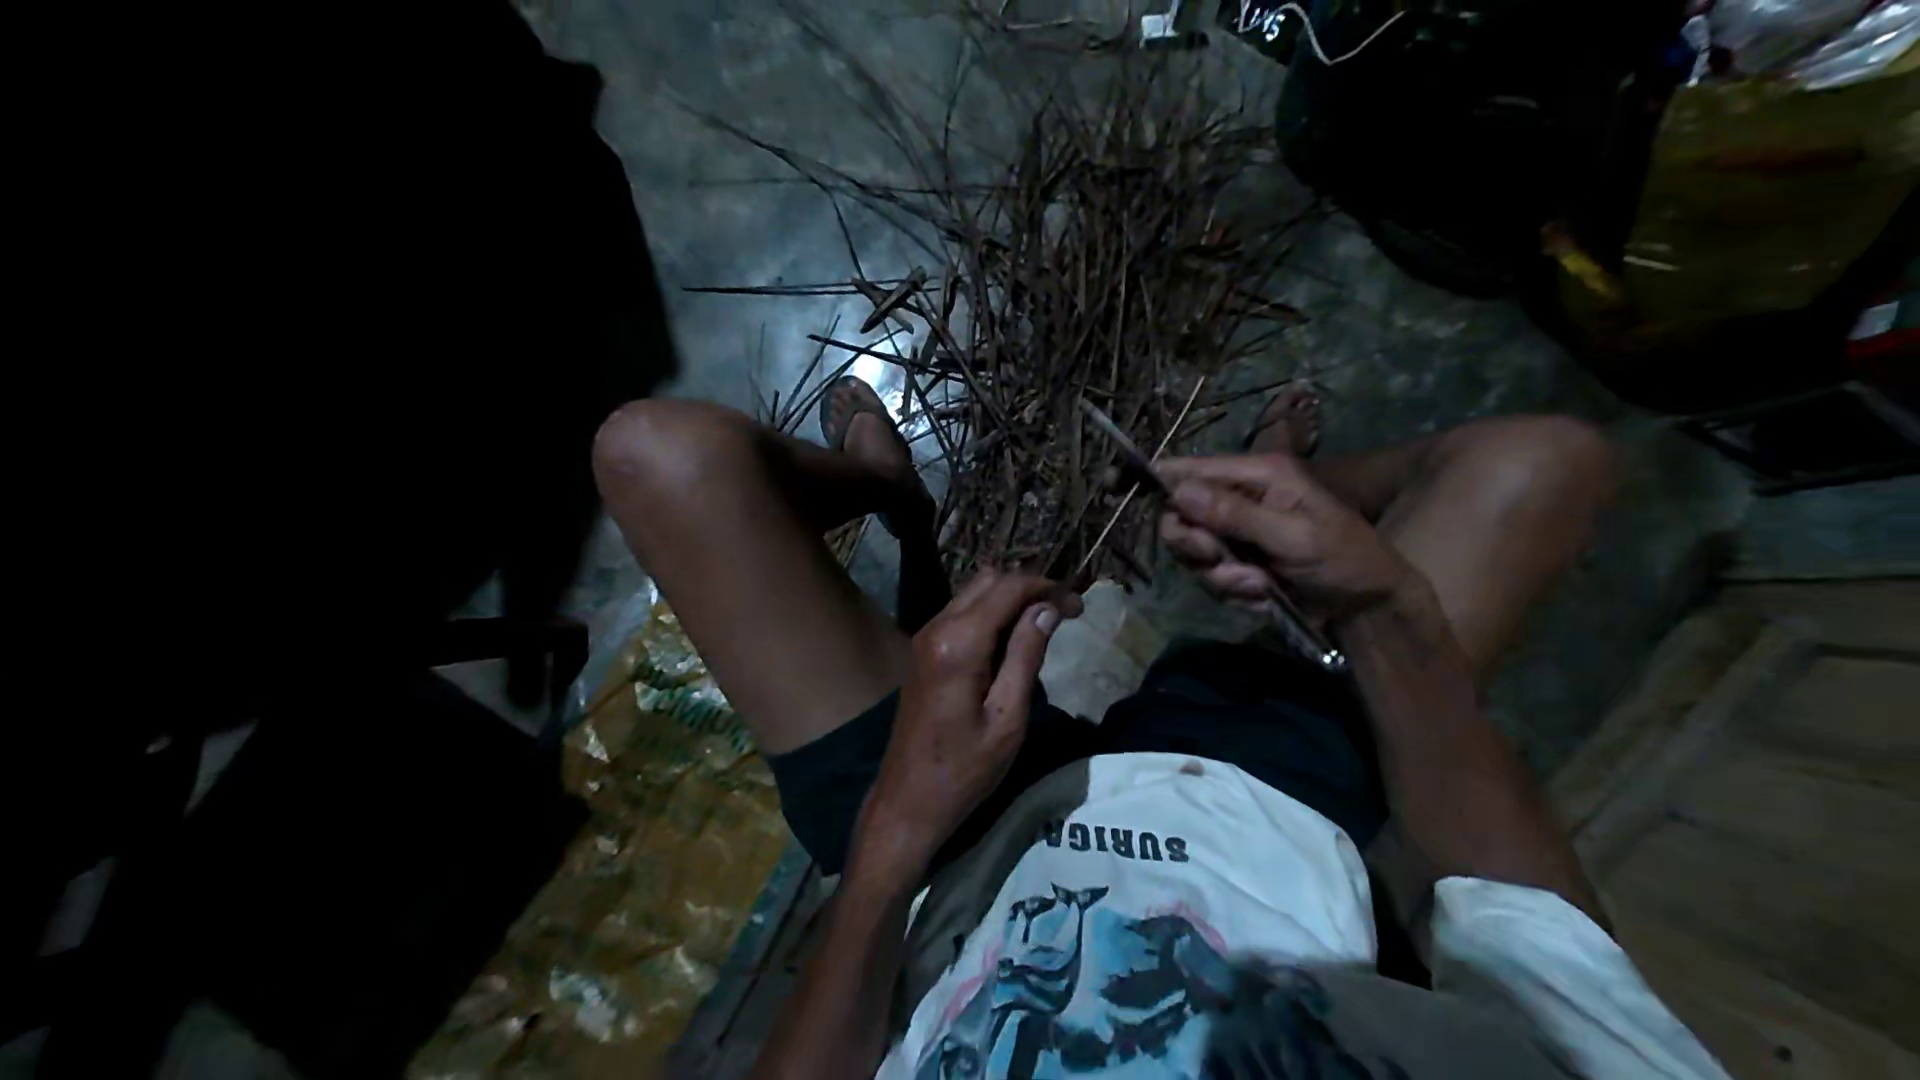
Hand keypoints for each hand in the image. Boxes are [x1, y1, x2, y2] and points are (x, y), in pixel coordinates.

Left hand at [855, 569, 1082, 872]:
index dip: (1046, 587)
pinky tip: (1015, 639)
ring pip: (974, 593)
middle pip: (989, 580)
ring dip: (1011, 598)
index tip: (1079, 606)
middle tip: (1066, 611)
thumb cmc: (964, 769)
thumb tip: (1047, 608)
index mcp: (958, 643)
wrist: (908, 798)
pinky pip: (962, 614)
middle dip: (1030, 587)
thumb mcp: (1007, 718)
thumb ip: (1026, 656)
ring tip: (1047, 622)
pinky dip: (992, 613)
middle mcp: (937, 628)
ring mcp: (925, 637)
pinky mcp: (924, 650)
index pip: (1007, 588)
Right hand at [1156, 454, 1422, 622]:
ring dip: (1220, 575)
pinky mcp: (1234, 563)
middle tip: (1219, 561)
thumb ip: (1235, 514)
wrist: (1367, 608)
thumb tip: (1179, 492)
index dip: (1153, 478)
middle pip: (1178, 515)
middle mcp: (1238, 499)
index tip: (1113, 486)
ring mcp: (1234, 533)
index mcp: (1256, 475)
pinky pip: (1208, 577)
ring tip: (1260, 586)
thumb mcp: (1295, 536)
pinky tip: (1265, 596)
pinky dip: (1233, 592)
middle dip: (1195, 545)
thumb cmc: (1345, 559)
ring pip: (1190, 552)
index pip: (1189, 469)